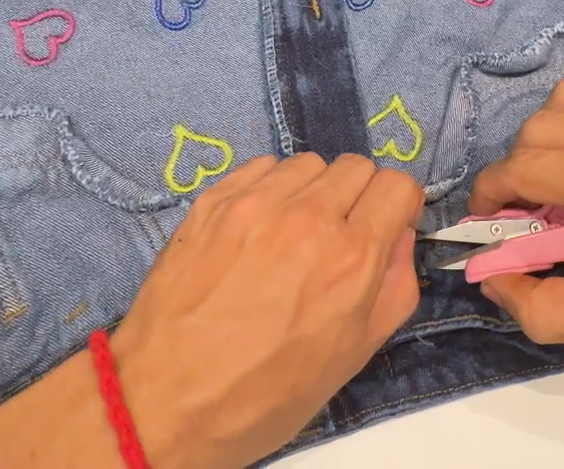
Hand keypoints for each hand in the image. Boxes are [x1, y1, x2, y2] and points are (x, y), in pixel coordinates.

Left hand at [112, 153, 423, 468]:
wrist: (165, 400)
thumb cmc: (267, 392)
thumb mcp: (353, 355)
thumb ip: (394, 286)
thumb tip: (398, 234)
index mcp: (351, 258)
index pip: (398, 185)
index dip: (397, 205)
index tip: (383, 225)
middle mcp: (309, 217)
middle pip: (357, 166)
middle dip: (358, 196)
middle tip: (337, 233)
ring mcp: (257, 201)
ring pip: (309, 163)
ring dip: (312, 189)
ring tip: (292, 231)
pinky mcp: (216, 197)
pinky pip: (262, 166)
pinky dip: (270, 188)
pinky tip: (256, 227)